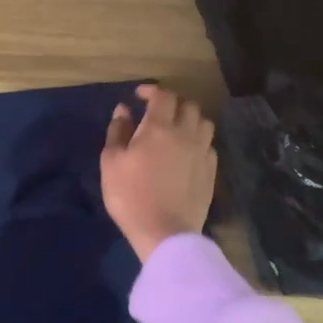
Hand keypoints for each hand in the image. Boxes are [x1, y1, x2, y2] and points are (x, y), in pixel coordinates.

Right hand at [100, 84, 216, 262]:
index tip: (138, 96)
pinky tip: (185, 150)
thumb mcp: (111, 160)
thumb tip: (124, 110)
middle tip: (155, 110)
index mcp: (159, 129)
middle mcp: (186, 135)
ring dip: (189, 119)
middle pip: (189, 106)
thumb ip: (118, 131)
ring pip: (204, 123)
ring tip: (174, 127)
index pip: (164, 96)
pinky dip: (197, 139)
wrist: (164, 232)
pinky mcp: (211, 172)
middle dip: (172, 102)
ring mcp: (203, 154)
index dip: (152, 90)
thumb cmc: (129, 194)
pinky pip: (209, 145)